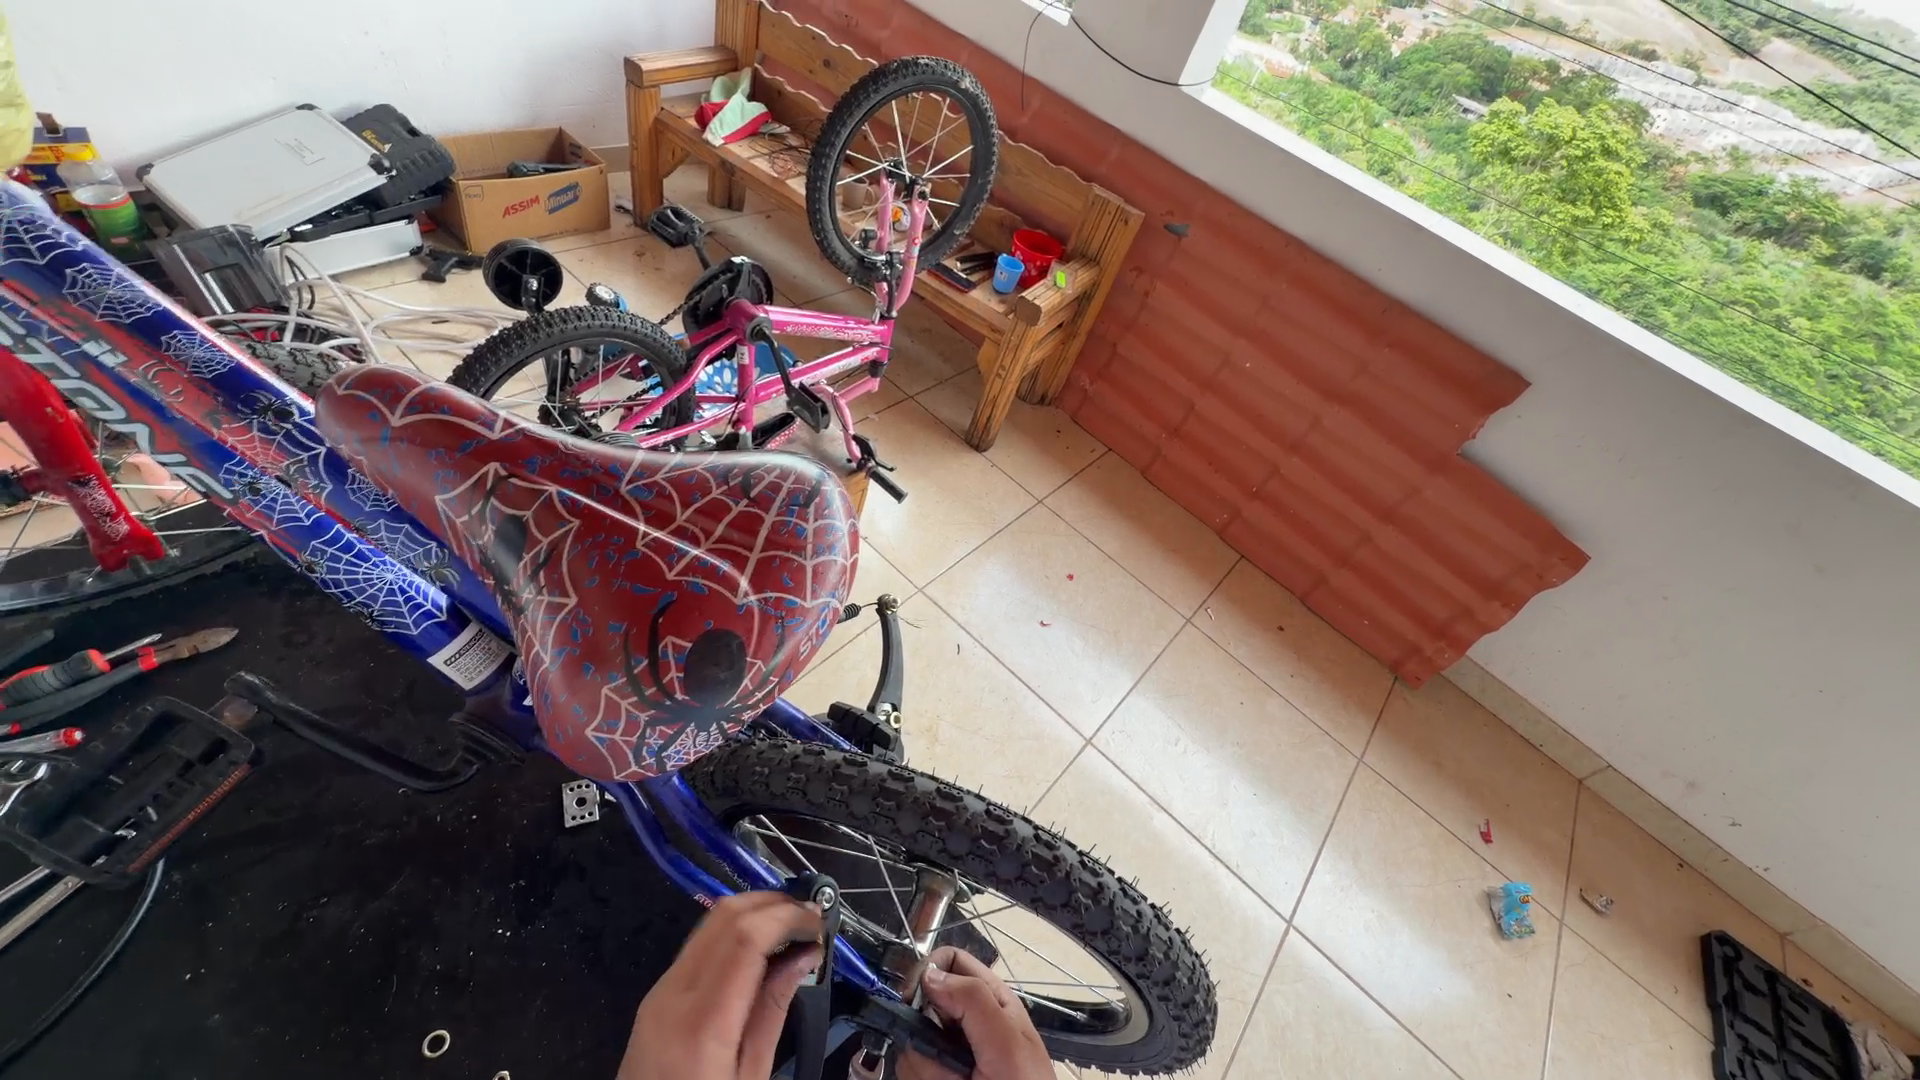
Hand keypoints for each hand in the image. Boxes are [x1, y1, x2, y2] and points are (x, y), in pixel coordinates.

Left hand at [617, 892, 823, 1079]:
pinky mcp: (658, 992)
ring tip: (792, 927)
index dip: (787, 916)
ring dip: (755, 911)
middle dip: (774, 904)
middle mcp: (673, 993)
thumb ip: (774, 1009)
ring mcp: (660, 990)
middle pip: (725, 916)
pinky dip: (736, 930)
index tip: (819, 921)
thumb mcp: (750, 1076)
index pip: (746, 938)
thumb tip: (806, 954)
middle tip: (810, 918)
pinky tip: (762, 945)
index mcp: (701, 1023)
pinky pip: (701, 942)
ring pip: (711, 921)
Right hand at [898, 946, 1055, 1079]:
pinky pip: (911, 1073)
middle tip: (951, 1064)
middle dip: (926, 1038)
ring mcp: (948, 1056)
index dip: (928, 971)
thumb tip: (929, 975)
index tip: (914, 999)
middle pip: (919, 1008)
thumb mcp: (1007, 1043)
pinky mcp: (934, 1078)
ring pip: (910, 1047)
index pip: (949, 962)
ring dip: (929, 1072)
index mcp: (989, 1000)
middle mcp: (964, 1023)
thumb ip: (973, 1001)